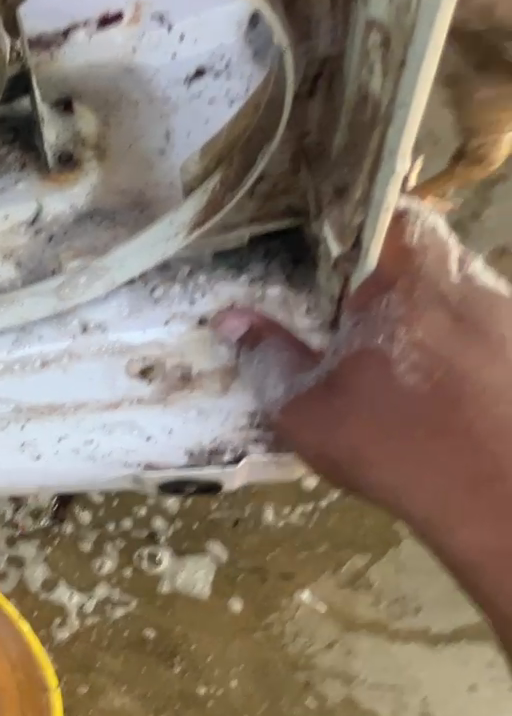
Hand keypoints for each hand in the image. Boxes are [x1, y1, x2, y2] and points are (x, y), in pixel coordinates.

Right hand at [214, 197, 511, 533]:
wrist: (509, 501)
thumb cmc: (394, 445)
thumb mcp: (303, 407)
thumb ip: (268, 356)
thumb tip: (230, 319)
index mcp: (407, 290)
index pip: (391, 217)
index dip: (352, 213)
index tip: (311, 230)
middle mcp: (470, 289)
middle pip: (423, 247)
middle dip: (374, 262)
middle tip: (323, 288)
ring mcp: (508, 318)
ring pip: (450, 283)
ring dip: (406, 298)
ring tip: (362, 331)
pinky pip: (473, 317)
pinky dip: (435, 327)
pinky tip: (411, 365)